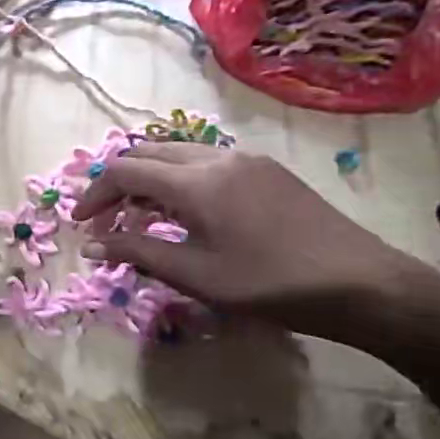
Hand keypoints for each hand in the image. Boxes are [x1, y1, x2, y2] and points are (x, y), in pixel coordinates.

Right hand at [70, 144, 439, 348]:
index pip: (125, 170)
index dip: (95, 195)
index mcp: (196, 182)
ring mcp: (246, 159)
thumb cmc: (269, 285)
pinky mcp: (267, 170)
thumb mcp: (196, 276)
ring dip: (149, 181)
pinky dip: (179, 181)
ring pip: (178, 155)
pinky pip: (206, 163)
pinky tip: (185, 215)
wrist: (358, 282)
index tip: (81, 225)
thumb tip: (91, 246)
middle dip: (118, 184)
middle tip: (107, 223)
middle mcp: (218, 157)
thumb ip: (139, 254)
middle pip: (149, 153)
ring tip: (141, 221)